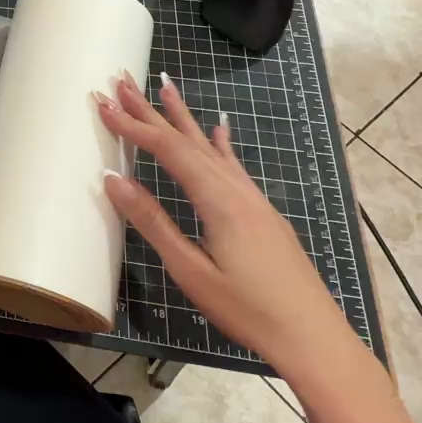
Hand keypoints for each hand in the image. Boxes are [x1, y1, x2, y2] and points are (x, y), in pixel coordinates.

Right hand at [97, 74, 356, 374]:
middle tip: (122, 81)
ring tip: (165, 87)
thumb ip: (152, 222)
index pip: (169, 150)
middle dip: (151, 110)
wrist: (316, 341)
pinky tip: (220, 129)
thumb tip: (113, 180)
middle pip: (189, 139)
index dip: (134, 126)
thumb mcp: (191, 271)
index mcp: (219, 201)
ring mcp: (254, 201)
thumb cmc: (248, 310)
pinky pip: (233, 165)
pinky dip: (220, 142)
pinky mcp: (263, 214)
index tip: (104, 104)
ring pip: (211, 148)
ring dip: (183, 118)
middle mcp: (237, 191)